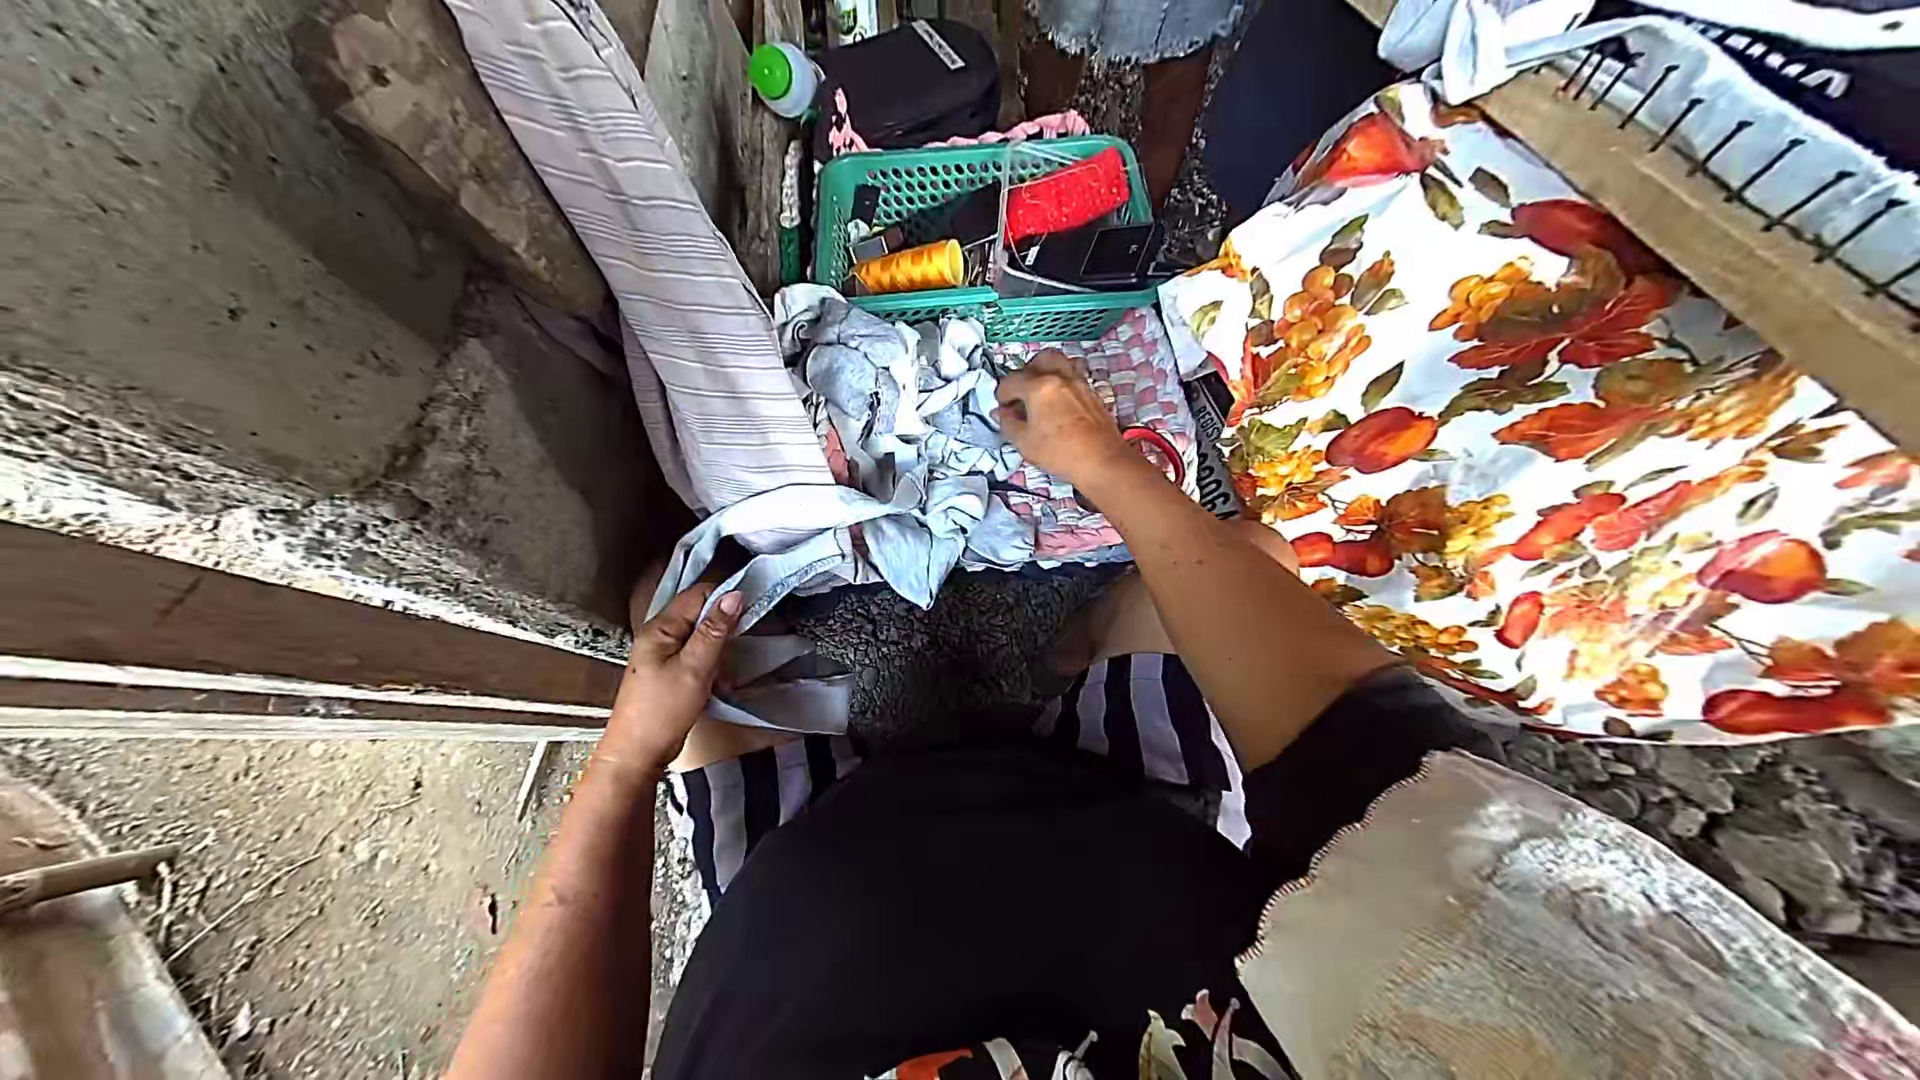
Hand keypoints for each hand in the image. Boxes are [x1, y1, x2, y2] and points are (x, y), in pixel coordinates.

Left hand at [596, 583, 742, 779]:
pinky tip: (714, 683)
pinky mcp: (669, 672)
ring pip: (701, 637)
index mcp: (660, 628)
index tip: (748, 611)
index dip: (724, 599)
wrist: (638, 754)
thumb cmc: (663, 711)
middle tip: (734, 649)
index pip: (698, 595)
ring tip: (721, 673)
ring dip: (718, 651)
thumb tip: (734, 595)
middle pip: (700, 614)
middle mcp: (659, 636)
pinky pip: (697, 656)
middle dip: (723, 629)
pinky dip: (711, 666)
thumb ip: (715, 630)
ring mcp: (663, 655)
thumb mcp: (695, 667)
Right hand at [994, 350, 1133, 486]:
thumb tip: (1002, 414)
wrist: (1100, 461)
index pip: (1011, 381)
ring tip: (1040, 393)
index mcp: (1039, 387)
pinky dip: (1062, 382)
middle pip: (1038, 361)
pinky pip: (1073, 376)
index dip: (1002, 395)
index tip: (1003, 408)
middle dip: (1025, 374)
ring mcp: (1079, 383)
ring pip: (1060, 363)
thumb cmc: (1061, 453)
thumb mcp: (1024, 442)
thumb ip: (1008, 423)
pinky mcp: (1091, 393)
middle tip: (1020, 394)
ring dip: (1046, 372)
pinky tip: (1058, 403)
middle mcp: (1060, 378)